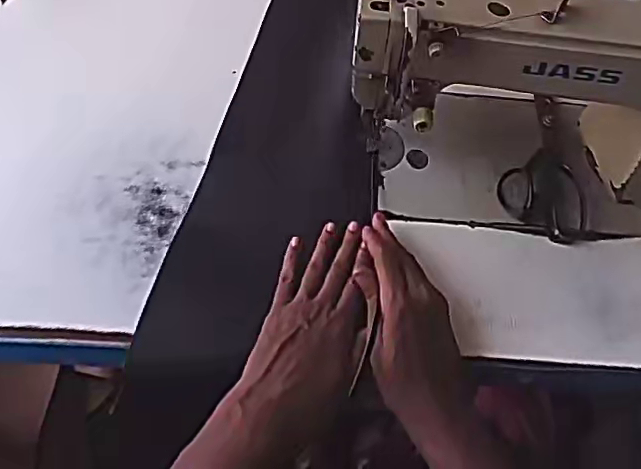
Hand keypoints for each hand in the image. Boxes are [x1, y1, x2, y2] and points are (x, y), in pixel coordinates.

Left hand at [173, 223, 367, 468]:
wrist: (266, 412)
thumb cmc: (305, 406)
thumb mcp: (345, 380)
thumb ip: (358, 349)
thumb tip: (370, 331)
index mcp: (340, 326)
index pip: (359, 285)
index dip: (367, 263)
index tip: (373, 247)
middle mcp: (320, 310)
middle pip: (339, 271)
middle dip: (349, 247)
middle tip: (356, 228)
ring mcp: (297, 307)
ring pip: (314, 268)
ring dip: (324, 246)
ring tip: (331, 227)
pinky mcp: (277, 312)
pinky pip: (286, 278)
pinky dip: (291, 259)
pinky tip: (295, 244)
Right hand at [359, 213, 511, 468]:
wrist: (440, 408)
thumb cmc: (406, 388)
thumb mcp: (375, 347)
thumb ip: (370, 304)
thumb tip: (362, 276)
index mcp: (401, 305)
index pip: (387, 261)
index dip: (375, 242)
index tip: (366, 230)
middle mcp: (421, 298)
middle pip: (403, 257)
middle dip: (388, 237)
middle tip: (376, 222)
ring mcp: (434, 302)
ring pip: (414, 265)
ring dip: (399, 249)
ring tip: (386, 237)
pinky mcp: (441, 309)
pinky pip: (422, 276)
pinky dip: (408, 264)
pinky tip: (401, 265)